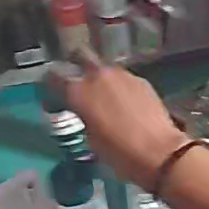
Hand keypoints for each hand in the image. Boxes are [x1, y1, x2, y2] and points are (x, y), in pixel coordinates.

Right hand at [50, 51, 188, 183]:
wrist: (159, 151)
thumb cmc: (119, 152)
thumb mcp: (91, 139)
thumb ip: (83, 117)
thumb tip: (85, 111)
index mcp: (78, 92)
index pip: (53, 77)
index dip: (50, 86)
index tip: (53, 98)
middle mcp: (98, 76)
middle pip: (81, 55)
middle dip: (76, 65)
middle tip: (78, 83)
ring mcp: (122, 75)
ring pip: (105, 68)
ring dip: (101, 78)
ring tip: (105, 96)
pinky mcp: (141, 80)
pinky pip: (123, 78)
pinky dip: (120, 87)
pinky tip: (125, 102)